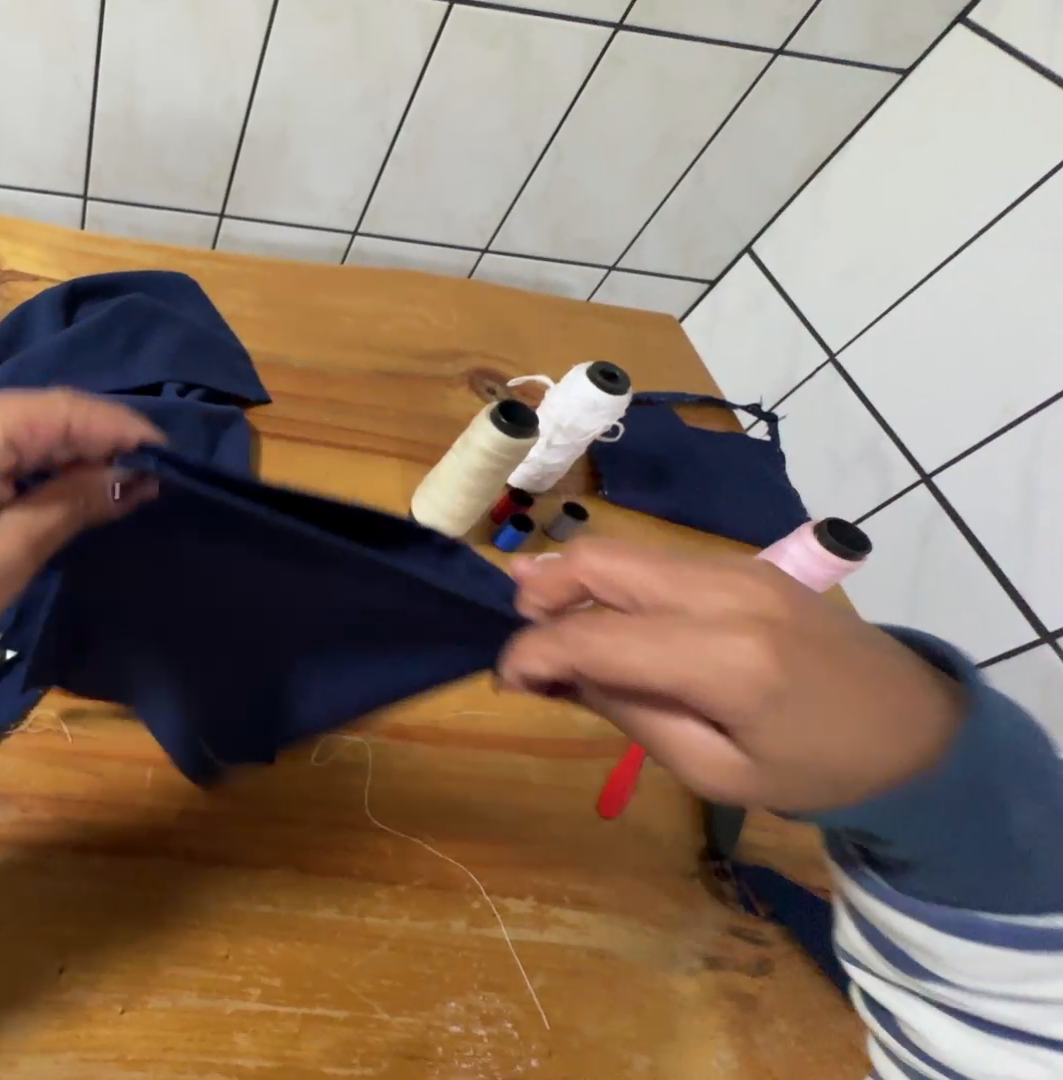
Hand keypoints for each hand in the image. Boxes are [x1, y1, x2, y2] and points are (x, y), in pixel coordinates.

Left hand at [0, 389, 163, 627]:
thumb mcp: (16, 549)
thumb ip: (77, 502)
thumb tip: (140, 478)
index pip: (59, 412)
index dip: (118, 428)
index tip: (166, 453)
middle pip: (50, 410)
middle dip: (104, 438)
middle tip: (152, 471)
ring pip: (38, 420)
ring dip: (83, 446)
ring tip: (127, 476)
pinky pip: (18, 434)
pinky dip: (54, 454)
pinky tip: (85, 474)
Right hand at [497, 540, 963, 812]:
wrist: (922, 732)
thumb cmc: (816, 771)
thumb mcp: (710, 771)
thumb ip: (625, 711)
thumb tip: (551, 672)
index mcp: (724, 659)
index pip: (587, 636)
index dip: (529, 655)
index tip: (508, 682)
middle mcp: (724, 593)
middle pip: (592, 561)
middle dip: (537, 597)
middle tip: (530, 645)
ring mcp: (734, 568)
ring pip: (612, 551)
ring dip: (566, 585)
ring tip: (556, 631)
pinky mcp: (738, 563)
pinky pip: (645, 560)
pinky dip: (605, 584)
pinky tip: (603, 619)